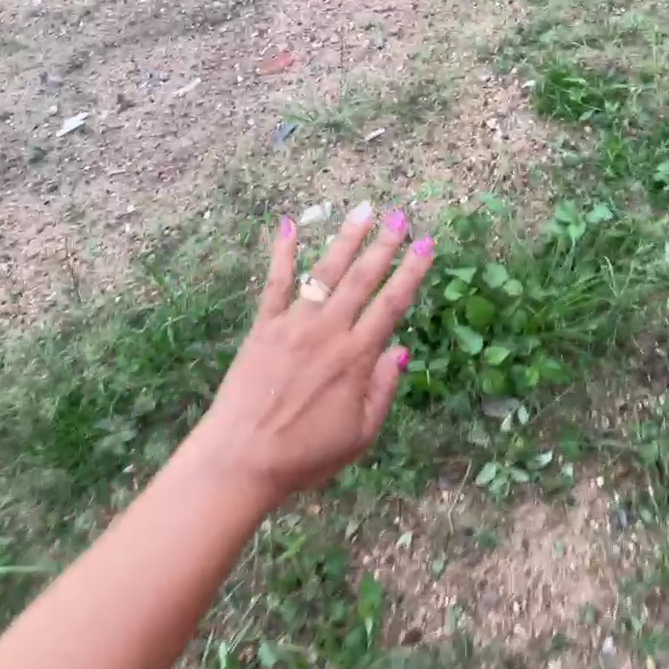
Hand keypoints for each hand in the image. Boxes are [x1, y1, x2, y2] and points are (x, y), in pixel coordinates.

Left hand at [174, 202, 432, 513]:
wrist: (242, 458)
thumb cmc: (304, 455)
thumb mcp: (359, 435)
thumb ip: (382, 390)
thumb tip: (400, 349)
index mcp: (356, 358)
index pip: (392, 304)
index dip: (412, 272)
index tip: (426, 245)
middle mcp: (328, 332)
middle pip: (362, 279)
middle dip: (384, 245)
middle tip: (399, 216)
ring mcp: (294, 324)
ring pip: (325, 272)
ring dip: (346, 239)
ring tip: (363, 210)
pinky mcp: (264, 326)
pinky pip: (275, 282)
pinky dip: (281, 252)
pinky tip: (288, 224)